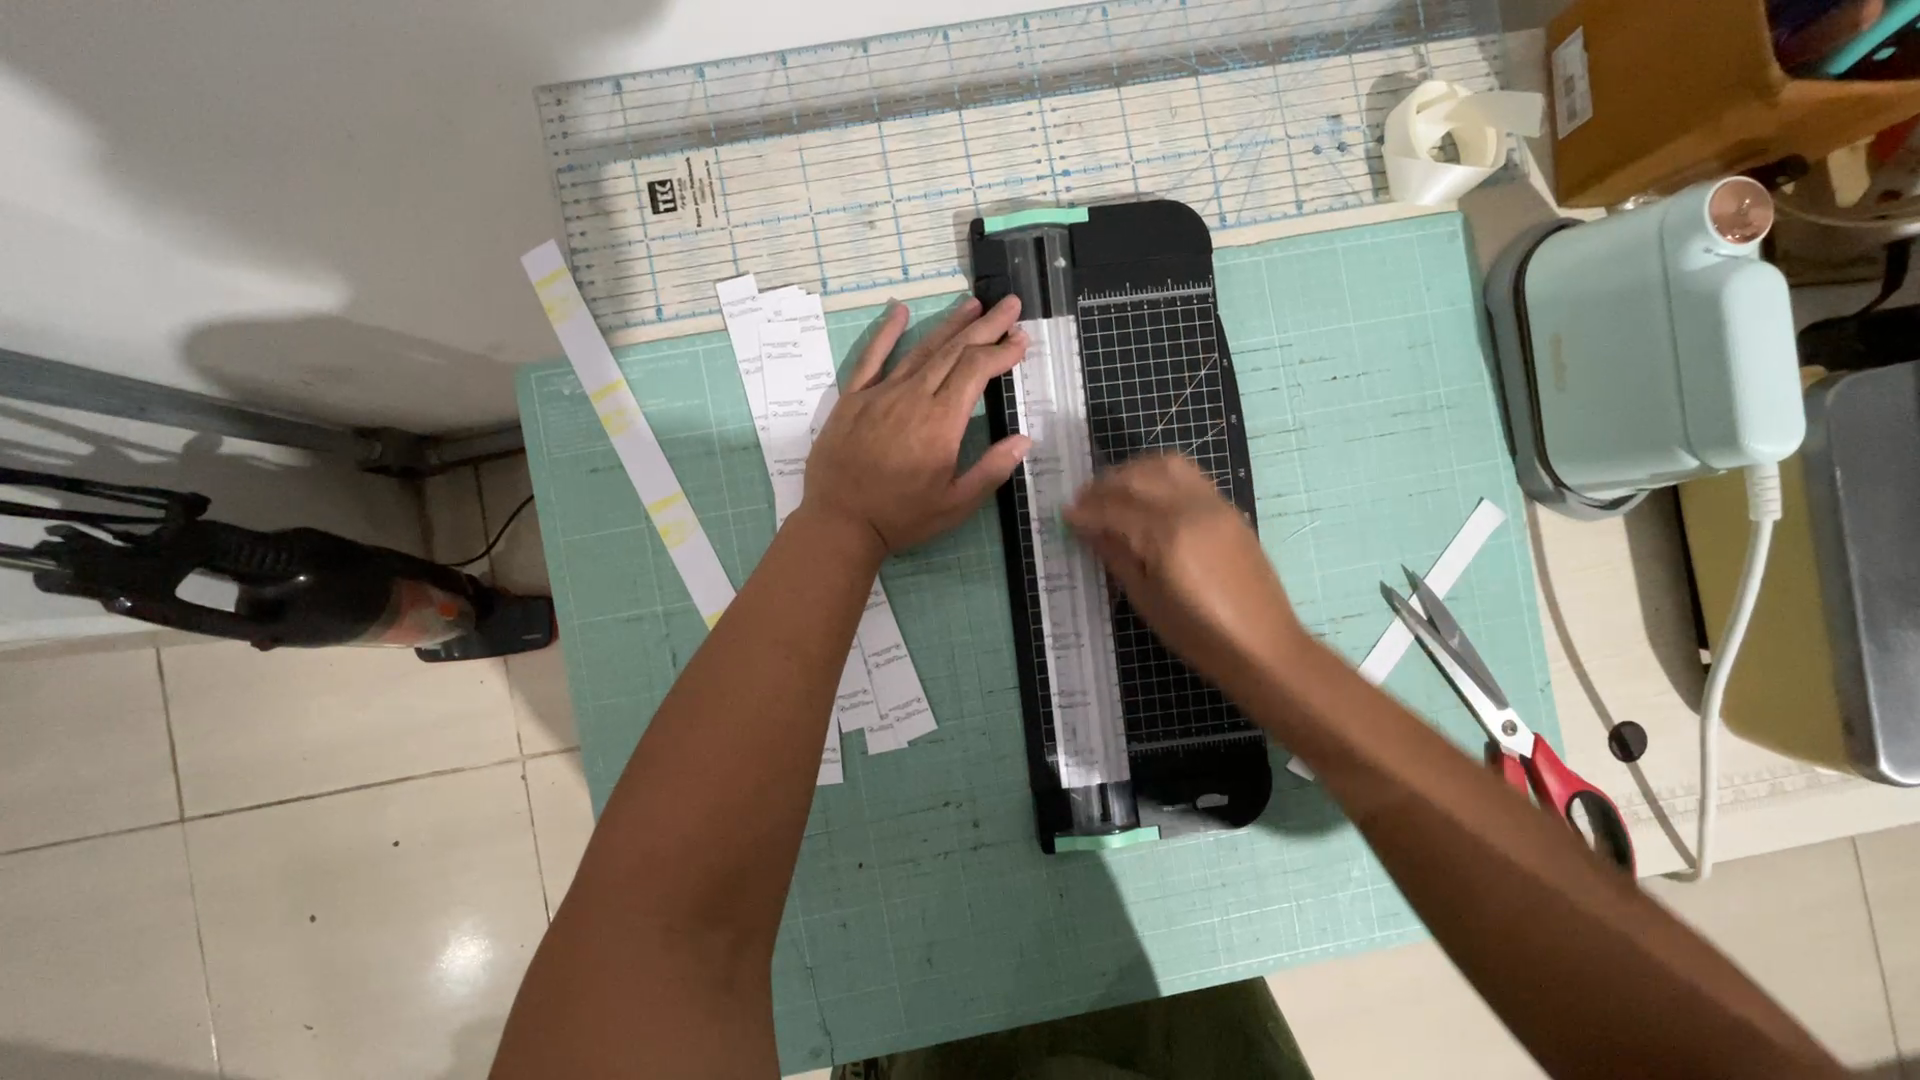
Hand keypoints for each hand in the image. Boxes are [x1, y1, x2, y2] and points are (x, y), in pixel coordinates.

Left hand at [803, 294, 1031, 553]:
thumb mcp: (955, 505)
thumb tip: (1024, 440)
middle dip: (985, 326)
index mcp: (941, 422)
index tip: (1020, 341)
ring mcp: (880, 394)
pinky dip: (886, 332)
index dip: (1001, 352)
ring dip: (949, 324)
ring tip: (973, 304)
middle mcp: (912, 398)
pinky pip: (871, 357)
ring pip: (920, 349)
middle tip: (1009, 305)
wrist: (839, 523)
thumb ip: (991, 470)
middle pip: (954, 351)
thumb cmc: (901, 518)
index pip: (976, 371)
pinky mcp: (852, 399)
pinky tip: (899, 311)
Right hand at [1064, 454, 1306, 686]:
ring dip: (1133, 471)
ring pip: (1165, 465)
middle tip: (1082, 503)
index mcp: (1167, 537)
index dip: (1085, 512)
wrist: (1263, 646)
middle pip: (1137, 478)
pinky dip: (1160, 475)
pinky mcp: (1229, 509)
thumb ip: (1117, 557)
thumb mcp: (1147, 601)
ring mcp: (1214, 505)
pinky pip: (1189, 475)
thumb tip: (1089, 530)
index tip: (1065, 516)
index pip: (1114, 510)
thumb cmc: (1199, 637)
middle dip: (1103, 486)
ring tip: (1113, 492)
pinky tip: (1147, 495)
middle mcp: (1191, 509)